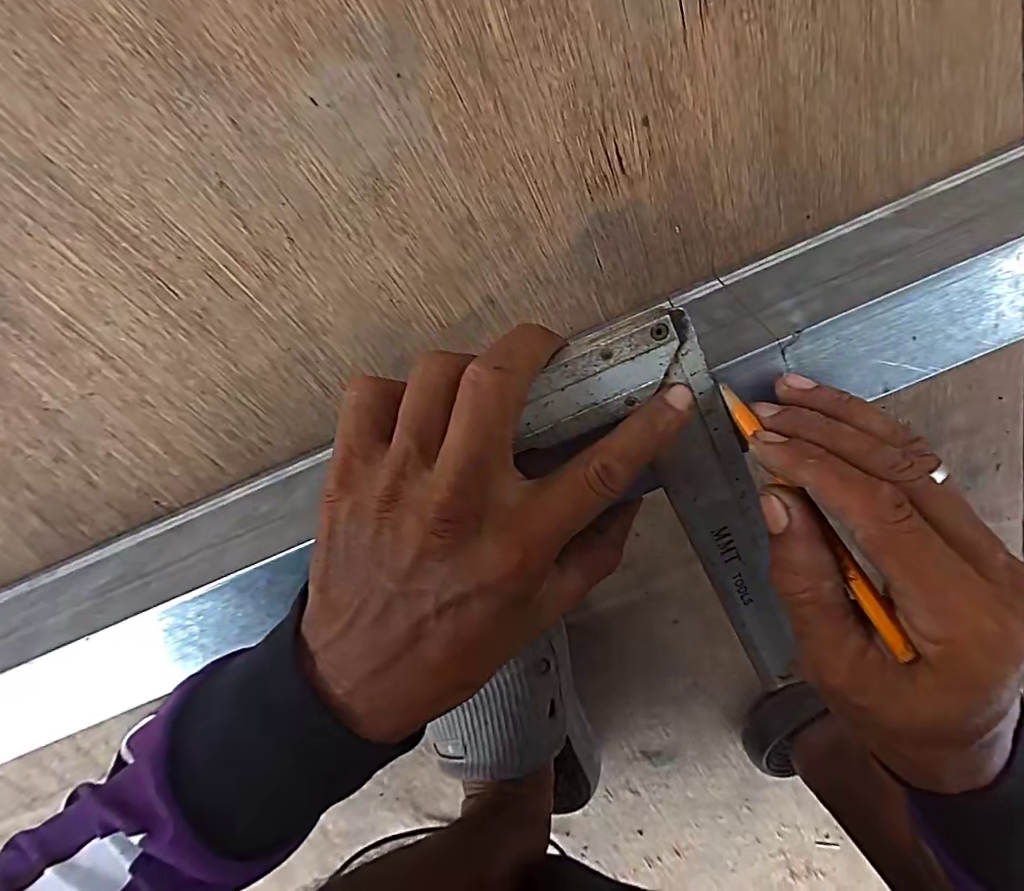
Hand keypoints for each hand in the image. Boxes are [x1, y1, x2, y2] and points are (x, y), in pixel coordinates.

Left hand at [300, 323, 695, 742]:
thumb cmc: (458, 647)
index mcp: (516, 540)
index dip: (647, 425)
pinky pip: (369, 392)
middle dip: (531, 344)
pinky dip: (396, 390)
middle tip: (545, 352)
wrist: (354, 679)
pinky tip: (412, 417)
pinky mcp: (349, 472)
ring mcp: (396, 478)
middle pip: (496, 380)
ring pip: (434, 373)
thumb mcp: (543, 612)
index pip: (598, 469)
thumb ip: (595, 550)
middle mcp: (458, 497)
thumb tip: (632, 494)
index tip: (674, 395)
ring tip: (476, 390)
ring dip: (467, 367)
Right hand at [749, 374, 1023, 793]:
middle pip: (904, 472)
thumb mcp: (833, 667)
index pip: (885, 514)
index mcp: (965, 616)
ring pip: (916, 458)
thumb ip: (805, 582)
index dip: (818, 469)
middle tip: (763, 412)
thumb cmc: (892, 719)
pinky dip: (869, 434)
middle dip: (826, 433)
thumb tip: (777, 498)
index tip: (761, 443)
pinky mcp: (976, 535)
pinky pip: (920, 470)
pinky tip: (829, 412)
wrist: (962, 748)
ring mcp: (992, 547)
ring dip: (848, 418)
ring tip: (790, 391)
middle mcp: (993, 569)